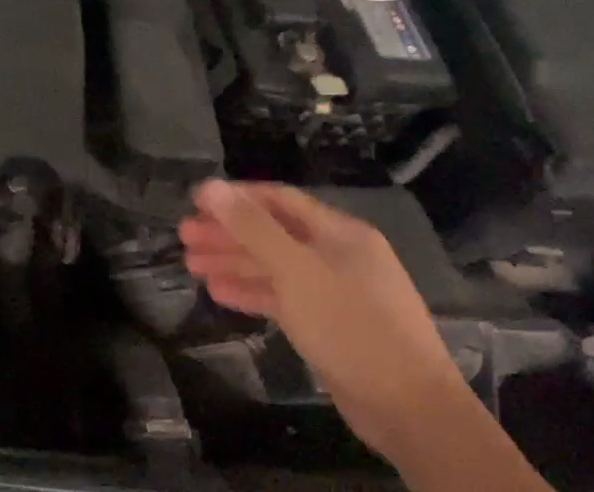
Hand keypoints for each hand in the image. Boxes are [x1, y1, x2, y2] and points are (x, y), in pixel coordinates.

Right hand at [177, 180, 470, 459]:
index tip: (194, 201)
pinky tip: (217, 293)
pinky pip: (282, 297)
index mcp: (341, 234)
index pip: (279, 199)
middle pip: (273, 233)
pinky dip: (250, 292)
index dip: (235, 197)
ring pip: (274, 266)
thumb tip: (210, 186)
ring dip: (232, 262)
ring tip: (190, 265)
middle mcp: (338, 256)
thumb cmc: (352, 326)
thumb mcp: (296, 271)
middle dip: (227, 233)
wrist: (409, 408)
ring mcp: (334, 292)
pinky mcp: (327, 324)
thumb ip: (251, 228)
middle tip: (184, 236)